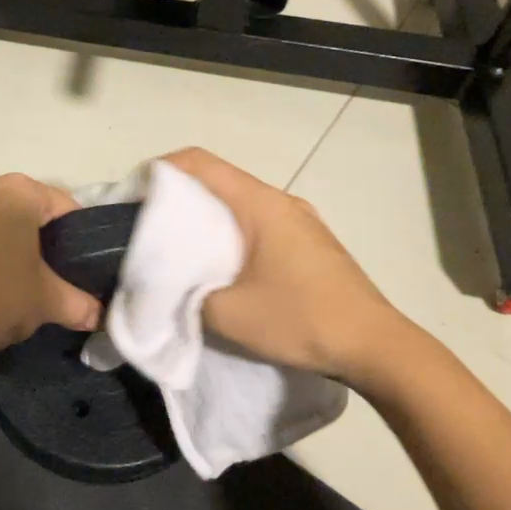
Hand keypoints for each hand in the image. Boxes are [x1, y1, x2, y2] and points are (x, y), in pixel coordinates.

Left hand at [0, 173, 103, 374]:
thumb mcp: (47, 303)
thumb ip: (80, 304)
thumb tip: (98, 316)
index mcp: (18, 192)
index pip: (61, 205)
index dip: (75, 235)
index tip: (75, 264)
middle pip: (21, 207)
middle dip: (34, 235)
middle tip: (43, 274)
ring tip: (4, 279)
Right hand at [162, 148, 422, 386]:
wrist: (377, 347)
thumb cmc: (301, 319)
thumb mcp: (228, 315)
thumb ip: (185, 294)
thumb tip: (163, 284)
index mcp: (259, 204)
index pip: (199, 162)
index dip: (160, 171)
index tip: (133, 197)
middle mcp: (280, 201)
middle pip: (217, 181)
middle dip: (177, 199)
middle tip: (146, 229)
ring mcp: (300, 220)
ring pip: (238, 204)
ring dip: (205, 220)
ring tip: (178, 251)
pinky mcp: (310, 243)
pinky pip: (258, 224)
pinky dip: (229, 235)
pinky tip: (221, 268)